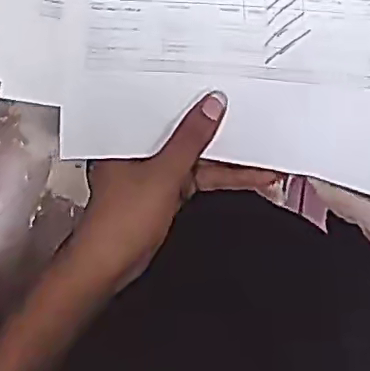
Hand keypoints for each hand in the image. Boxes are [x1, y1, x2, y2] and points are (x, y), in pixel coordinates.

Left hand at [66, 92, 282, 290]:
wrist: (109, 265)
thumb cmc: (117, 221)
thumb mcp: (163, 173)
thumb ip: (190, 140)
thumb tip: (210, 108)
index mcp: (128, 135)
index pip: (168, 111)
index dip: (199, 108)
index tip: (228, 105)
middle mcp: (137, 150)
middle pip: (184, 137)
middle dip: (220, 139)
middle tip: (253, 134)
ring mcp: (150, 173)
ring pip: (194, 160)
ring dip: (225, 163)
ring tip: (260, 161)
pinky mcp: (161, 193)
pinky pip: (194, 179)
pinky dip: (217, 180)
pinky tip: (243, 178)